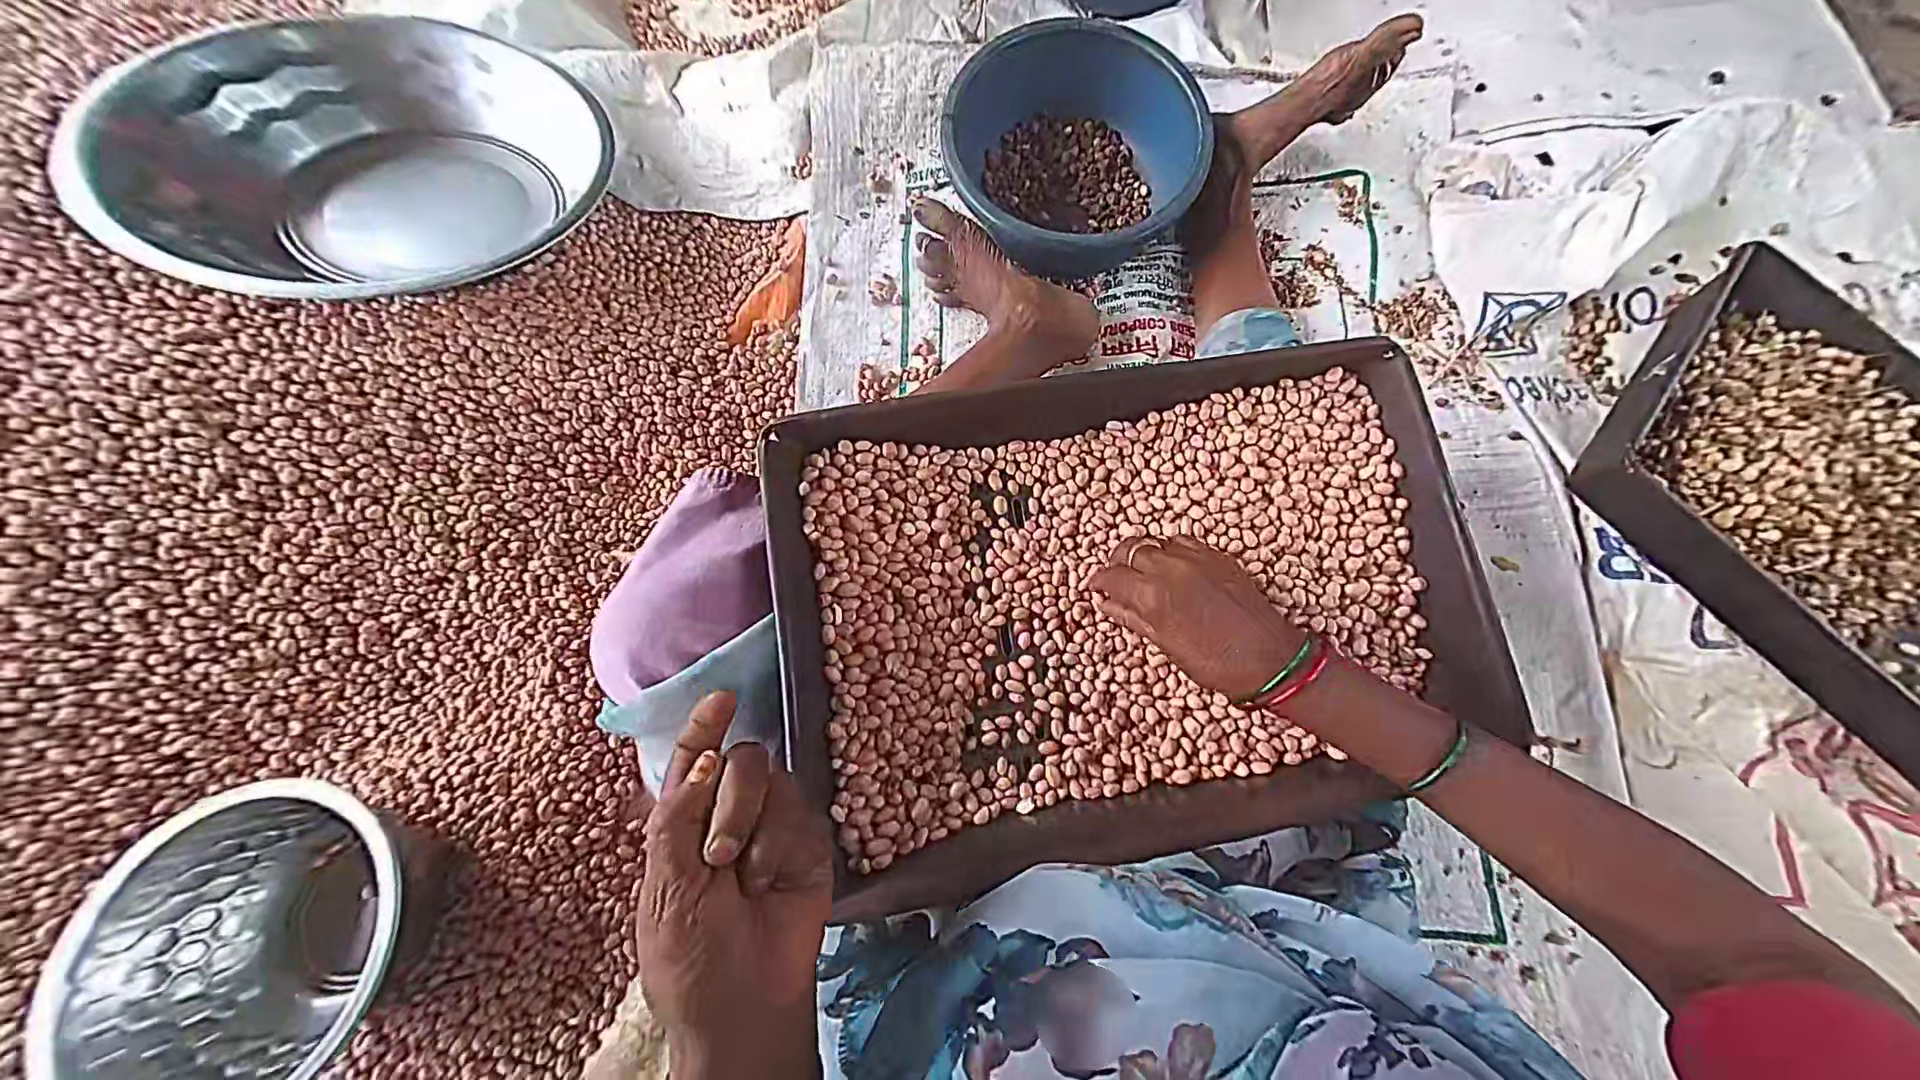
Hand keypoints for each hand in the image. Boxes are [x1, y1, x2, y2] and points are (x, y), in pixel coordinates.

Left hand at [635, 691, 831, 1078]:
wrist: (746, 998)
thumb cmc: (689, 951)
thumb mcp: (665, 888)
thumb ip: (678, 819)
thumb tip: (705, 760)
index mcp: (687, 818)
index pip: (696, 757)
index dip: (706, 725)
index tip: (723, 699)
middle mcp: (731, 810)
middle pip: (740, 759)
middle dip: (730, 801)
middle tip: (719, 855)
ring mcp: (772, 821)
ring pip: (772, 780)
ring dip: (753, 827)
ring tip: (745, 878)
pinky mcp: (806, 837)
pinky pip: (798, 813)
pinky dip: (779, 846)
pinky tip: (770, 882)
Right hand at [1087, 535, 1306, 699]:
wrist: (1270, 660)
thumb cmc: (1218, 662)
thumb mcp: (1165, 644)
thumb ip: (1133, 617)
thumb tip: (1107, 604)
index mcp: (1152, 595)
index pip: (1112, 575)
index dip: (1099, 581)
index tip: (1096, 587)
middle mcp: (1171, 569)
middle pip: (1130, 549)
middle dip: (1118, 562)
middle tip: (1116, 578)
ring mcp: (1197, 559)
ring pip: (1155, 542)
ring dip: (1143, 554)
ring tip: (1143, 573)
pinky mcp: (1218, 557)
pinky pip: (1183, 542)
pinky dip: (1171, 551)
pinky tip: (1172, 568)